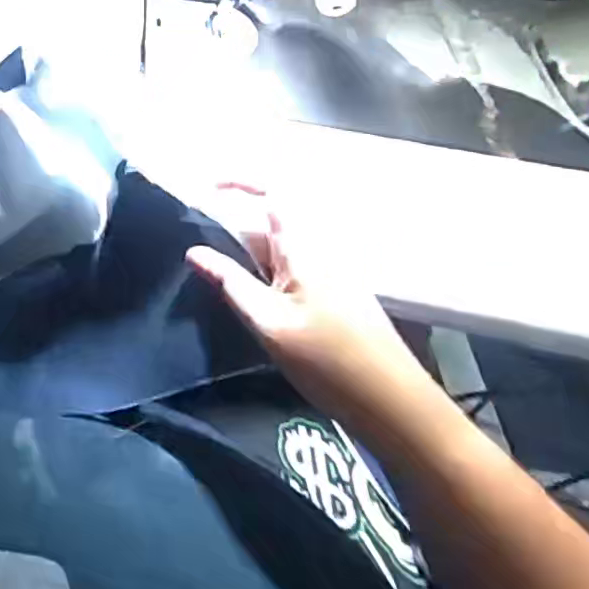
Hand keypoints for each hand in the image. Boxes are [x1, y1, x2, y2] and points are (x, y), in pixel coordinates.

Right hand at [186, 185, 436, 427]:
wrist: (394, 406)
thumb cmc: (328, 362)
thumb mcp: (268, 323)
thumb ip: (230, 283)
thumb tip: (194, 252)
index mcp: (303, 247)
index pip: (272, 192)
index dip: (240, 182)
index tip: (207, 187)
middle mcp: (318, 249)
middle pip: (269, 220)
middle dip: (234, 227)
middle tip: (203, 252)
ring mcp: (329, 271)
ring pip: (278, 247)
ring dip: (248, 253)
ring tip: (220, 277)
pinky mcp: (334, 294)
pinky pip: (290, 266)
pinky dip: (264, 271)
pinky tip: (253, 298)